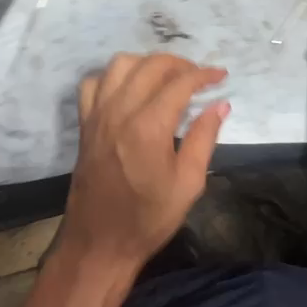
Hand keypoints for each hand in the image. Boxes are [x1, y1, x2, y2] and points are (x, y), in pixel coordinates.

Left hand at [59, 53, 229, 272]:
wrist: (99, 243)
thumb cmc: (148, 219)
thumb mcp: (188, 184)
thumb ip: (204, 138)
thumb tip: (220, 105)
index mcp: (149, 127)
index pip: (180, 83)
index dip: (204, 75)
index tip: (220, 76)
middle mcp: (120, 111)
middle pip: (151, 65)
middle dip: (179, 64)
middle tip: (198, 77)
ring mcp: (98, 115)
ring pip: (120, 64)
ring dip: (146, 63)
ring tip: (165, 78)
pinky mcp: (85, 124)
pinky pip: (94, 83)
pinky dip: (113, 77)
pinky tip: (129, 90)